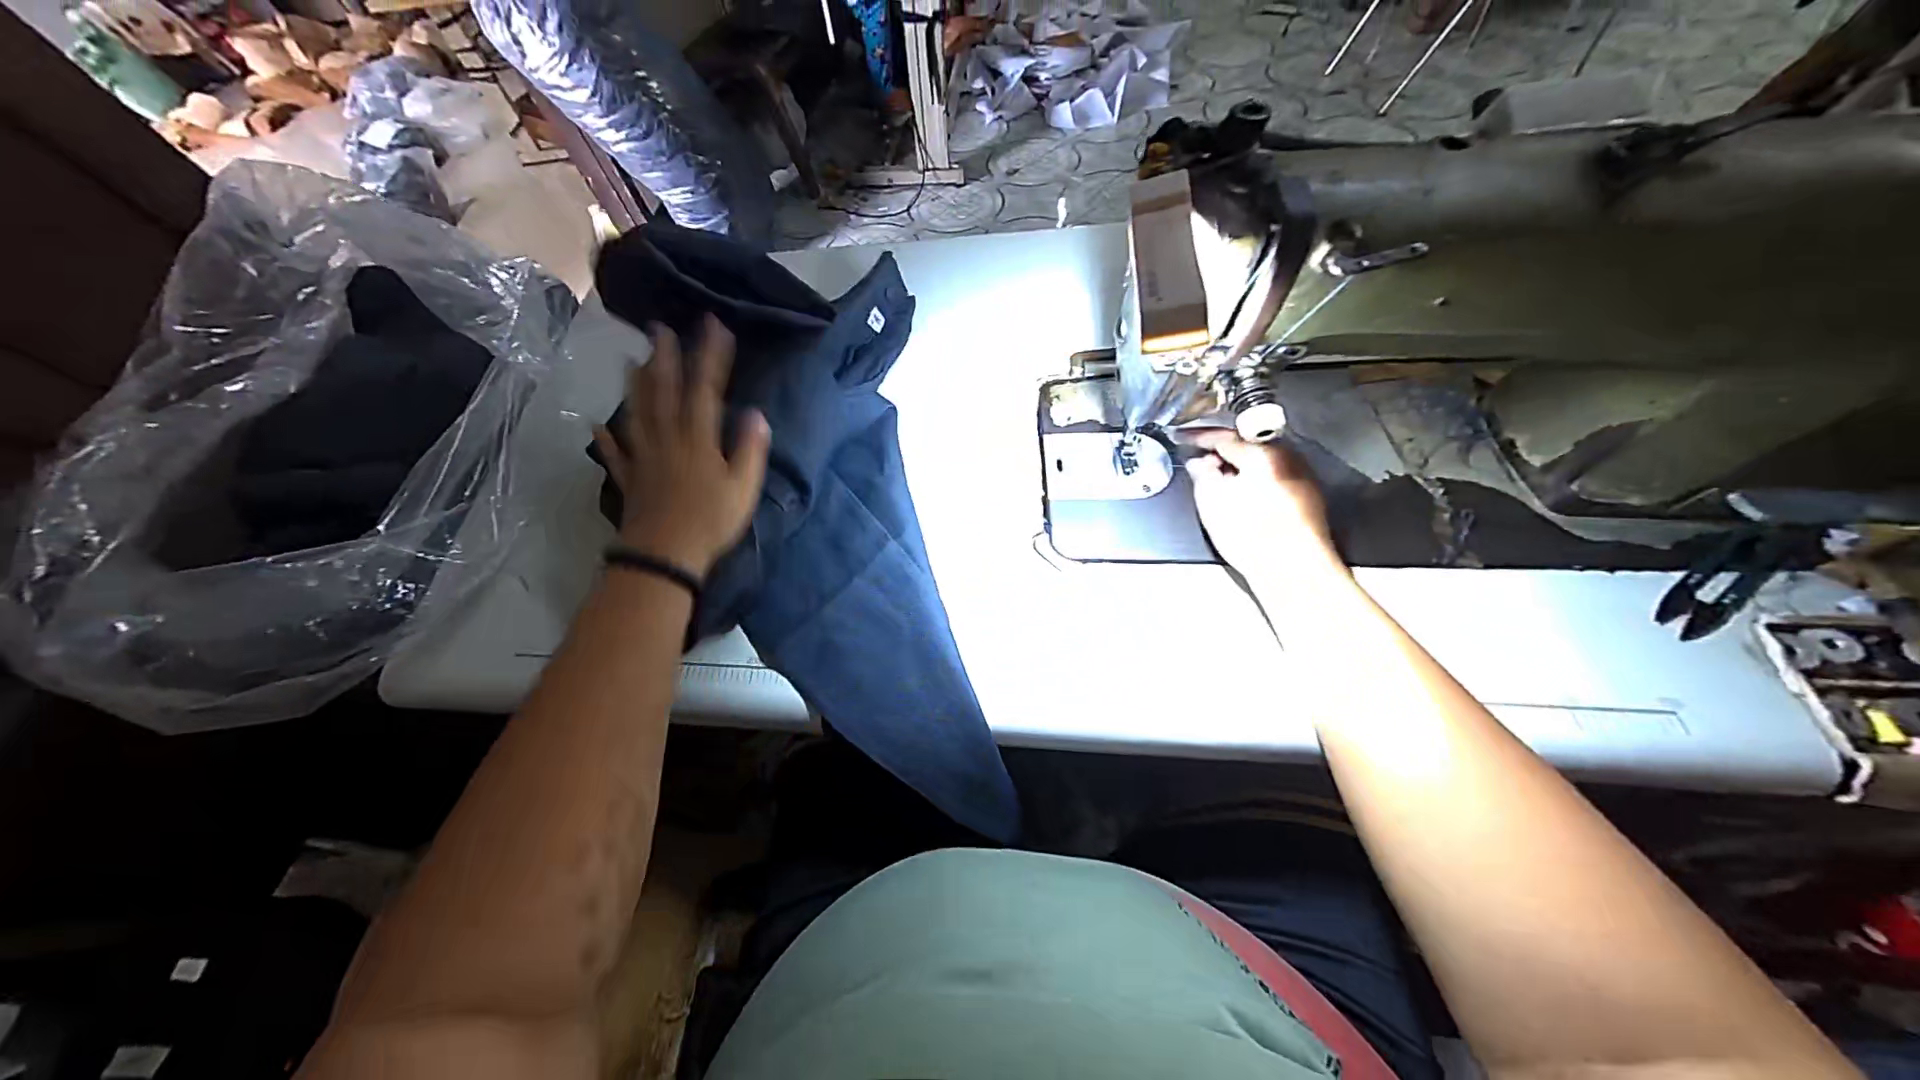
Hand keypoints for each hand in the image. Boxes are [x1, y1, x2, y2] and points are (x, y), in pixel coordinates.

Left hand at [593, 315, 769, 577]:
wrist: (664, 555)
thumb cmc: (711, 521)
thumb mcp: (743, 488)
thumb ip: (750, 450)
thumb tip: (757, 415)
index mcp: (698, 440)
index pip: (705, 390)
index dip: (709, 357)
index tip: (713, 327)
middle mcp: (668, 440)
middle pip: (664, 393)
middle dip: (665, 358)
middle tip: (659, 328)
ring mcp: (644, 458)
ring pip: (638, 414)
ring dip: (635, 385)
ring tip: (632, 360)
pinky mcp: (629, 479)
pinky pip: (616, 454)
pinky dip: (607, 438)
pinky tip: (598, 425)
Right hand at [1183, 429, 1346, 586]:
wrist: (1294, 570)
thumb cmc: (1252, 534)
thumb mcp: (1211, 500)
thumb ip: (1201, 473)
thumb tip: (1200, 462)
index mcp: (1264, 451)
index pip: (1224, 436)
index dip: (1197, 437)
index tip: (1180, 438)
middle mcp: (1288, 456)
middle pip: (1247, 446)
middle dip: (1220, 452)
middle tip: (1198, 462)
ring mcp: (1302, 476)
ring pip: (1261, 462)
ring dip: (1238, 468)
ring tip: (1217, 483)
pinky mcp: (1307, 497)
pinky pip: (1273, 477)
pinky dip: (1254, 480)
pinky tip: (1241, 498)